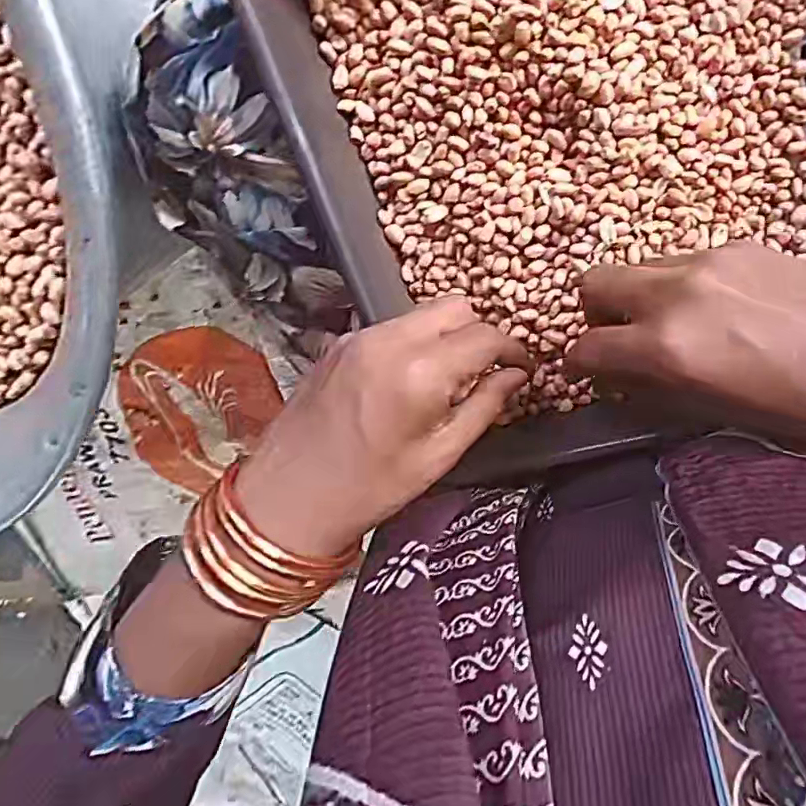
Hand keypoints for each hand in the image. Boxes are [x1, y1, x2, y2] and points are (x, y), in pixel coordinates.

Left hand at [231, 298, 532, 557]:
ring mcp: (361, 336)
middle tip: (487, 368)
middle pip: (457, 307)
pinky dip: (415, 340)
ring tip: (449, 375)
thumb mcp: (439, 456)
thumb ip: (485, 407)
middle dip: (480, 331)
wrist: (284, 499)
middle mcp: (390, 340)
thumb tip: (516, 376)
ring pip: (424, 312)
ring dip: (448, 334)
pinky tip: (410, 377)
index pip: (486, 336)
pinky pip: (394, 325)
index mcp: (420, 373)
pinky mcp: (341, 341)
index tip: (522, 368)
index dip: (513, 349)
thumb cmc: (369, 490)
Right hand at [565, 243, 805, 444]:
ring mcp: (706, 261)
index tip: (594, 373)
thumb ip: (654, 388)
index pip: (587, 346)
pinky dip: (682, 284)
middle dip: (598, 314)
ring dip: (641, 295)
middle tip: (625, 337)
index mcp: (667, 346)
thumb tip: (621, 376)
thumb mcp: (714, 412)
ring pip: (639, 267)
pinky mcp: (737, 244)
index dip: (581, 365)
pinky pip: (684, 261)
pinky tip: (723, 306)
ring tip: (679, 322)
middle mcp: (674, 293)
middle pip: (594, 283)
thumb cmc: (801, 408)